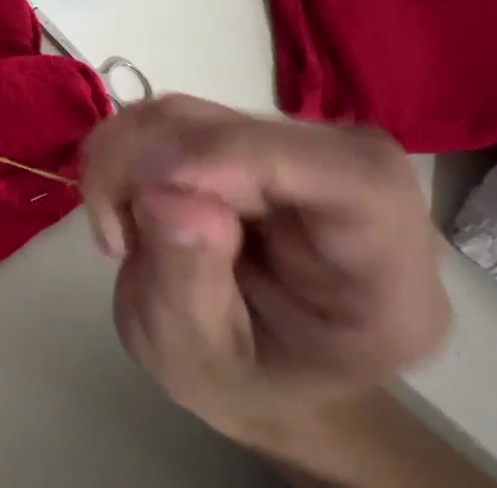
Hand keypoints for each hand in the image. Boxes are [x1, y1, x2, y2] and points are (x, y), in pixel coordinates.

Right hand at [79, 96, 450, 447]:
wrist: (249, 373)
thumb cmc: (236, 381)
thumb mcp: (195, 359)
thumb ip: (187, 284)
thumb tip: (167, 194)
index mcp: (386, 281)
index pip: (355, 179)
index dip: (250, 156)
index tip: (155, 190)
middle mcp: (361, 206)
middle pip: (267, 133)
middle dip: (160, 160)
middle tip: (110, 224)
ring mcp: (304, 168)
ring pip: (207, 115)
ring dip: (130, 156)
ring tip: (113, 226)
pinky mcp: (252, 146)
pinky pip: (175, 118)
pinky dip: (125, 150)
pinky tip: (121, 204)